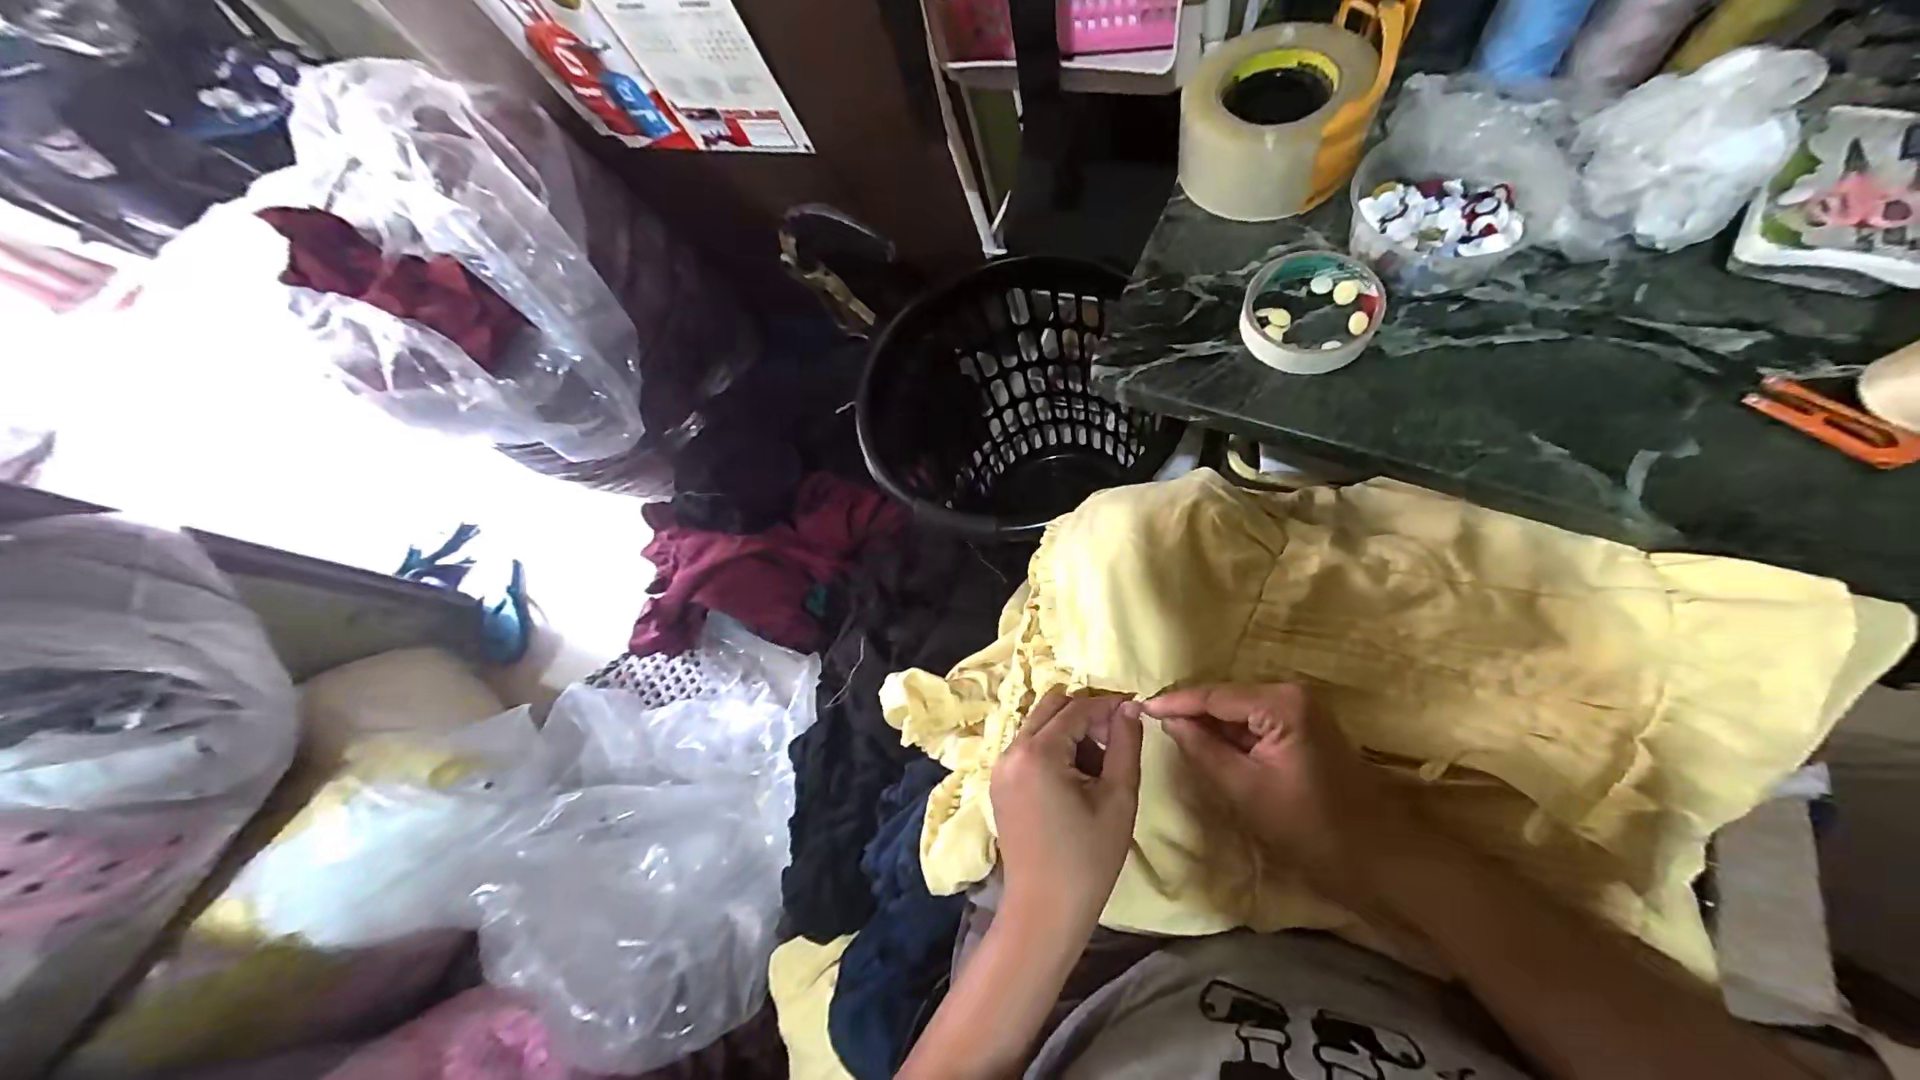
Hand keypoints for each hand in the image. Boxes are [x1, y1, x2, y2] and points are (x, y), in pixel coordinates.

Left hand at [991, 691, 1142, 931]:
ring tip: (1099, 766)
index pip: (1076, 708)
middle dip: (1085, 714)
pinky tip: (1075, 779)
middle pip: (1051, 707)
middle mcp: (1010, 751)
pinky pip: (1027, 748)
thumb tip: (1130, 707)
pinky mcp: (999, 783)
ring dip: (1069, 731)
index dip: (1108, 706)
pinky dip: (1052, 748)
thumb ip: (1125, 744)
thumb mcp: (1118, 798)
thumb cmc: (1088, 858)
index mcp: (1037, 752)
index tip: (1135, 713)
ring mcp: (1000, 767)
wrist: (1044, 910)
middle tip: (1115, 740)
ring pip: (1038, 725)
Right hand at [1148, 683, 1421, 898]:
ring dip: (1207, 723)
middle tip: (1148, 720)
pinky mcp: (1303, 730)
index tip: (1137, 706)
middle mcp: (1291, 695)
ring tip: (1166, 732)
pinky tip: (1203, 745)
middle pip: (1224, 698)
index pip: (1212, 695)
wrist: (1382, 862)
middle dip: (1188, 710)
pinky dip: (1229, 735)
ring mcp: (1300, 712)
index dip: (1173, 702)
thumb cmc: (1311, 827)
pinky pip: (1254, 724)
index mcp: (1280, 703)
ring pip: (1237, 711)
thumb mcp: (1244, 789)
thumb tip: (1169, 721)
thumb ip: (1202, 749)